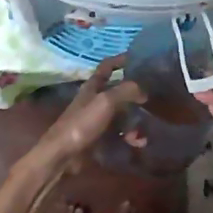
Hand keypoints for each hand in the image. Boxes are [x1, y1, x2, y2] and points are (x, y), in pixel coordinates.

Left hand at [22, 57, 145, 175]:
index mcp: (92, 87)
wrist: (62, 155)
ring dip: (134, 123)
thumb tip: (143, 90)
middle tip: (150, 101)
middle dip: (134, 97)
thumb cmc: (82, 123)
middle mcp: (94, 101)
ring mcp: (95, 120)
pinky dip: (129, 138)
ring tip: (142, 134)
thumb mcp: (105, 101)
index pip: (106, 67)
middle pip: (117, 93)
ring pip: (120, 116)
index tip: (136, 58)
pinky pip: (118, 134)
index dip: (120, 60)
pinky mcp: (98, 138)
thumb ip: (126, 91)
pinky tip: (137, 144)